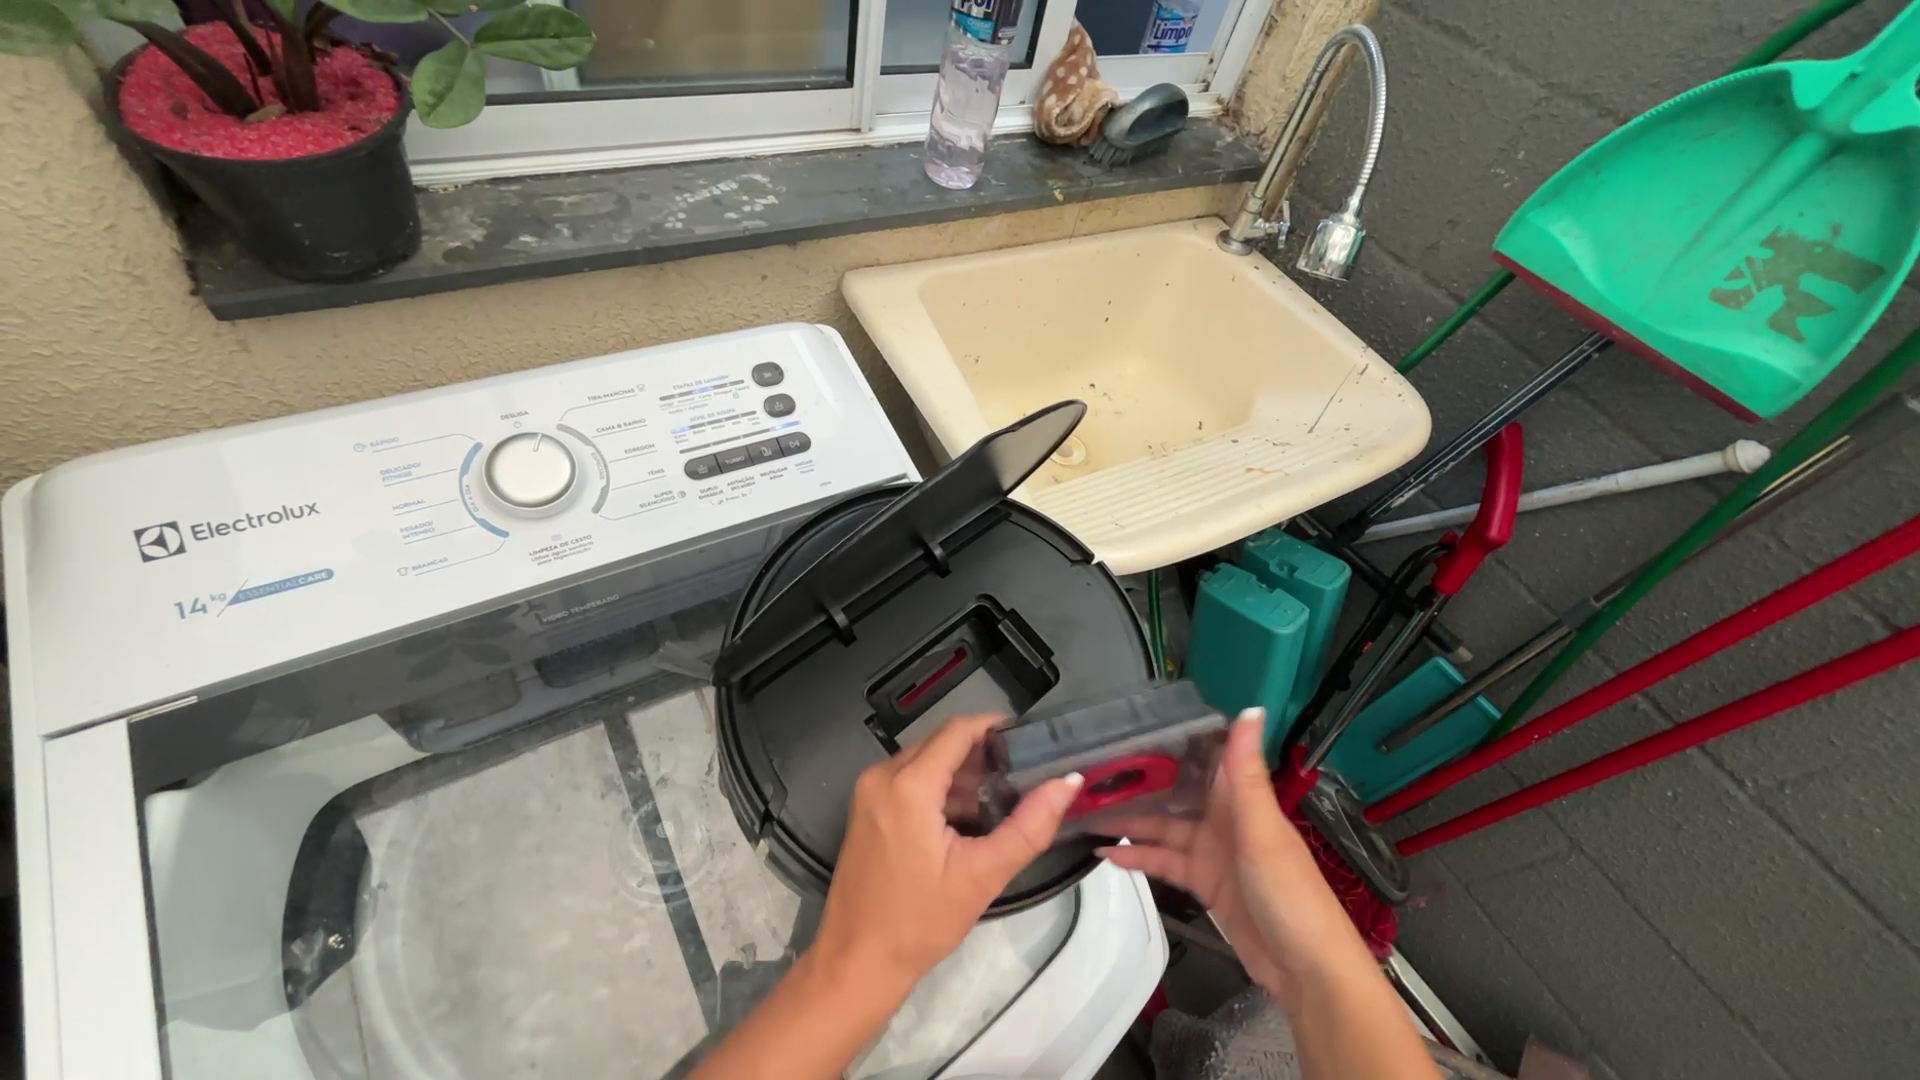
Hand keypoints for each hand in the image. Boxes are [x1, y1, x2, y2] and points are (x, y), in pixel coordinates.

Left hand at [810, 713, 1084, 994]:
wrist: (857, 961)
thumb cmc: (920, 921)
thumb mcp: (982, 875)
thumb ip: (1029, 826)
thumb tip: (1067, 782)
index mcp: (908, 785)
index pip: (958, 731)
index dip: (994, 728)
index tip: (1029, 742)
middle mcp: (882, 776)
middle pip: (941, 742)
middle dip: (981, 753)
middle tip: (1022, 775)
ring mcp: (868, 791)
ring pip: (924, 759)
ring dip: (961, 771)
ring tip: (1001, 798)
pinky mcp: (865, 808)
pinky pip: (908, 778)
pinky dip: (938, 787)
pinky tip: (966, 815)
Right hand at [1099, 708, 1372, 1008]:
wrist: (1306, 969)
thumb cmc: (1291, 891)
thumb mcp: (1263, 827)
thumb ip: (1246, 771)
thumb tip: (1251, 708)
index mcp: (1241, 799)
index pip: (1203, 759)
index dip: (1172, 741)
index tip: (1134, 725)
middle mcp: (1225, 819)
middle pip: (1175, 794)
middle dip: (1141, 783)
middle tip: (1096, 773)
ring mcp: (1213, 852)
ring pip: (1164, 828)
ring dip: (1131, 822)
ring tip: (1088, 814)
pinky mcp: (1204, 882)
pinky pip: (1164, 862)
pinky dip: (1138, 858)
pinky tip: (1109, 854)